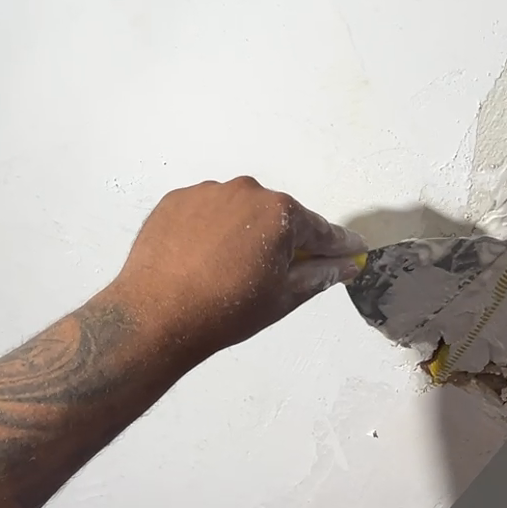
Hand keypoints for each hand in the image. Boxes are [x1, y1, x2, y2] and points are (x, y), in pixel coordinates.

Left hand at [104, 177, 366, 362]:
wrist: (155, 316)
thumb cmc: (227, 310)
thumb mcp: (284, 297)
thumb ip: (320, 273)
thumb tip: (346, 263)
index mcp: (280, 212)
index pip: (319, 230)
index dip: (336, 246)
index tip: (351, 252)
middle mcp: (246, 191)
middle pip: (277, 216)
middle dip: (283, 239)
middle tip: (274, 273)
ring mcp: (207, 192)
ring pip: (239, 211)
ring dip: (243, 232)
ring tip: (228, 269)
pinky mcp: (175, 200)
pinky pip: (205, 212)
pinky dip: (210, 230)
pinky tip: (201, 259)